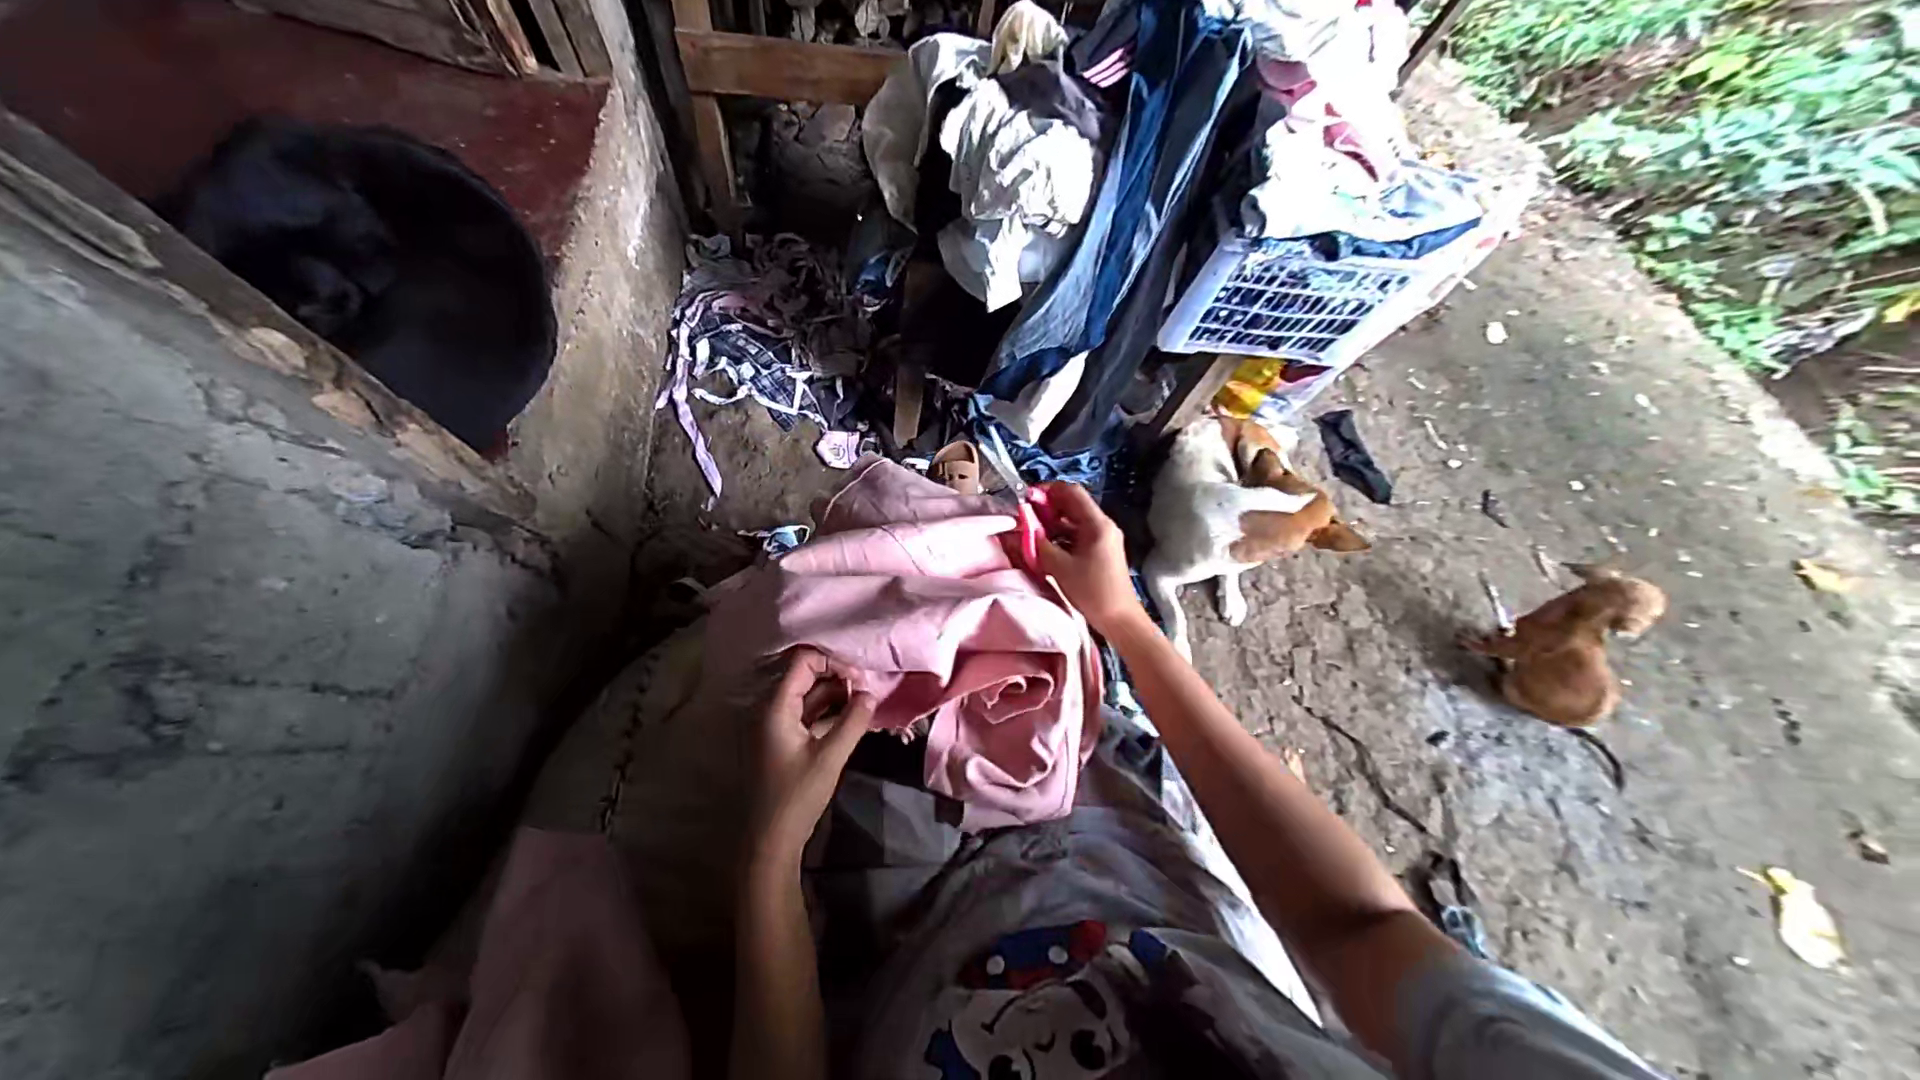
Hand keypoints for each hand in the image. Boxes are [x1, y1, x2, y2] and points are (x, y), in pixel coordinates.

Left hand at [747, 647, 876, 865]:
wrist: (770, 840)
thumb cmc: (796, 796)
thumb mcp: (830, 758)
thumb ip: (852, 721)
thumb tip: (870, 693)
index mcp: (775, 707)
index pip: (803, 662)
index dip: (832, 661)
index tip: (860, 677)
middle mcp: (771, 709)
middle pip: (806, 675)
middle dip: (838, 676)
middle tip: (867, 688)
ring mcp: (776, 725)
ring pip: (809, 695)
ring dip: (837, 694)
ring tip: (865, 701)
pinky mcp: (784, 740)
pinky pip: (809, 714)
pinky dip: (830, 712)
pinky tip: (854, 716)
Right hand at [1031, 482, 1148, 636]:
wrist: (1119, 618)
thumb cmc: (1091, 590)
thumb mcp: (1059, 566)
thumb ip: (1039, 542)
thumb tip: (1025, 526)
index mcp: (1097, 524)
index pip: (1071, 492)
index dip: (1048, 490)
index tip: (1027, 497)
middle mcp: (1103, 525)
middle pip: (1073, 505)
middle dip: (1048, 507)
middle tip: (1026, 516)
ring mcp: (1104, 538)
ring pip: (1075, 520)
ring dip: (1054, 522)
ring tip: (1032, 532)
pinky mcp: (1102, 550)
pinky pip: (1079, 534)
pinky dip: (1062, 535)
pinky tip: (1047, 545)